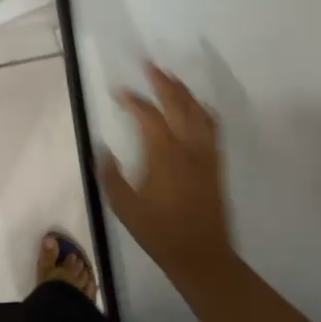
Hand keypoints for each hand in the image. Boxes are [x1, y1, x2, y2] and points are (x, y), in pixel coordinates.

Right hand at [100, 63, 234, 278]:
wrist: (203, 258)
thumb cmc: (159, 231)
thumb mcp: (123, 206)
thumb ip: (110, 174)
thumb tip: (104, 148)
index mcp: (164, 154)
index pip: (147, 114)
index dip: (132, 99)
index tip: (118, 92)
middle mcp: (188, 148)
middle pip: (178, 104)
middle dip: (162, 82)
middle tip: (149, 64)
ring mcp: (206, 155)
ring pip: (198, 112)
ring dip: (184, 91)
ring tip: (170, 77)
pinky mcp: (216, 165)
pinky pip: (213, 128)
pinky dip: (202, 110)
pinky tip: (195, 106)